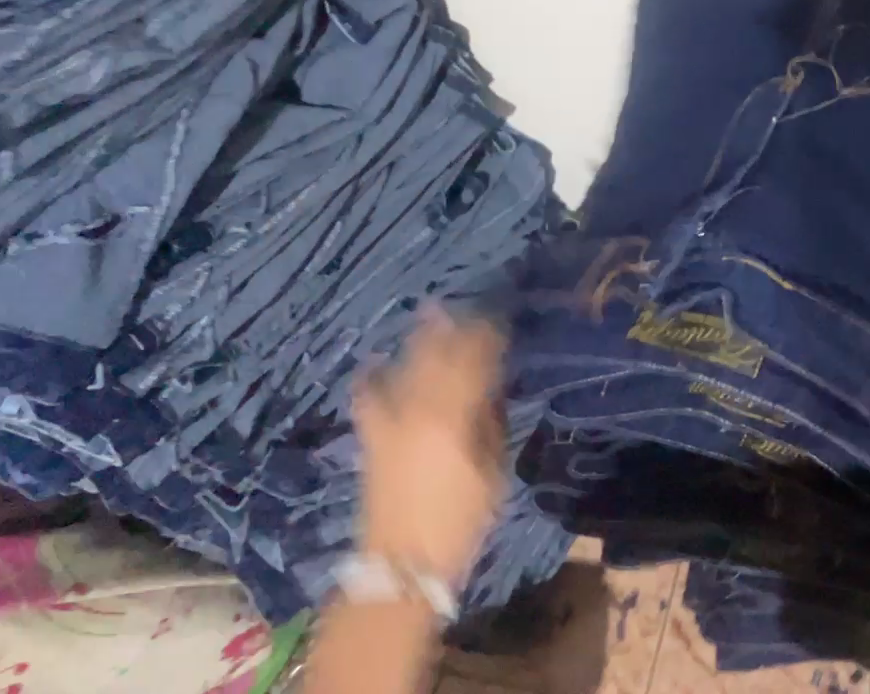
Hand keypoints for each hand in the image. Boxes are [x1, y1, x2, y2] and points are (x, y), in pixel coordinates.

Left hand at [352, 305, 507, 584]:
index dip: (488, 337)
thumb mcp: (493, 470)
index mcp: (454, 417)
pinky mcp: (372, 439)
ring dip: (418, 341)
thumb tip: (492, 390)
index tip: (500, 318)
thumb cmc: (461, 519)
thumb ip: (491, 423)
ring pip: (405, 369)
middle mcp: (418, 411)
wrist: (401, 564)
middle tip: (464, 304)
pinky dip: (371, 377)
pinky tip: (372, 361)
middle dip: (453, 328)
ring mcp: (390, 423)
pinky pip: (369, 398)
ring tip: (428, 314)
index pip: (475, 363)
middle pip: (438, 358)